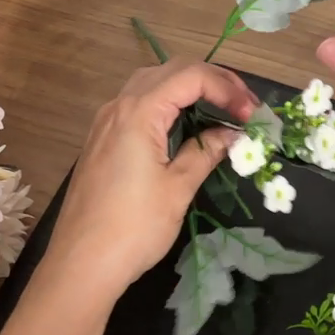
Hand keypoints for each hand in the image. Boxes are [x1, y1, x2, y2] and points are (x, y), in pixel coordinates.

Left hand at [41, 59, 257, 306]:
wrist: (81, 264)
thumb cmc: (134, 228)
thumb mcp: (178, 188)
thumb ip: (206, 151)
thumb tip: (232, 135)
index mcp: (139, 112)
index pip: (192, 76)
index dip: (228, 88)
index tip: (252, 115)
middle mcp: (119, 106)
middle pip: (172, 71)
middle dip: (213, 82)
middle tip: (244, 106)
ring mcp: (106, 121)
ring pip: (153, 83)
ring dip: (190, 89)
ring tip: (222, 110)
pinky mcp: (102, 139)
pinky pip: (139, 104)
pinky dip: (169, 104)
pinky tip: (187, 126)